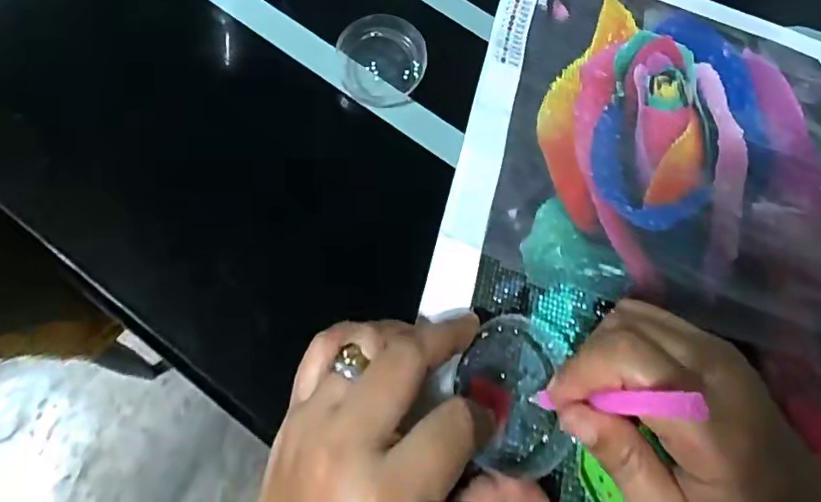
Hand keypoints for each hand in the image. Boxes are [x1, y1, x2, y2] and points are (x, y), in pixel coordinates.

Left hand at [260, 314, 494, 501]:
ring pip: (361, 341)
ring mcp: (312, 421)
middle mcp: (346, 443)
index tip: (490, 416)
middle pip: (404, 359)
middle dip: (443, 339)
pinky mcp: (289, 414)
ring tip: (421, 342)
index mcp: (387, 492)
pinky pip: (322, 349)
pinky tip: (374, 347)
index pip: (451, 425)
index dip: (480, 415)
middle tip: (467, 334)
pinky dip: (352, 337)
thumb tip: (531, 485)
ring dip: (397, 334)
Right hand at [546, 300, 820, 501]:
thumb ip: (624, 461)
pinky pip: (654, 318)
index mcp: (707, 414)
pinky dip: (626, 338)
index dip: (580, 371)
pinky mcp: (716, 343)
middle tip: (574, 402)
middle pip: (626, 326)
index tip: (554, 402)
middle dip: (588, 358)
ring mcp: (717, 347)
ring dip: (605, 345)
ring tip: (598, 391)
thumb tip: (569, 411)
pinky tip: (625, 379)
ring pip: (635, 313)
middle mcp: (713, 363)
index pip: (626, 357)